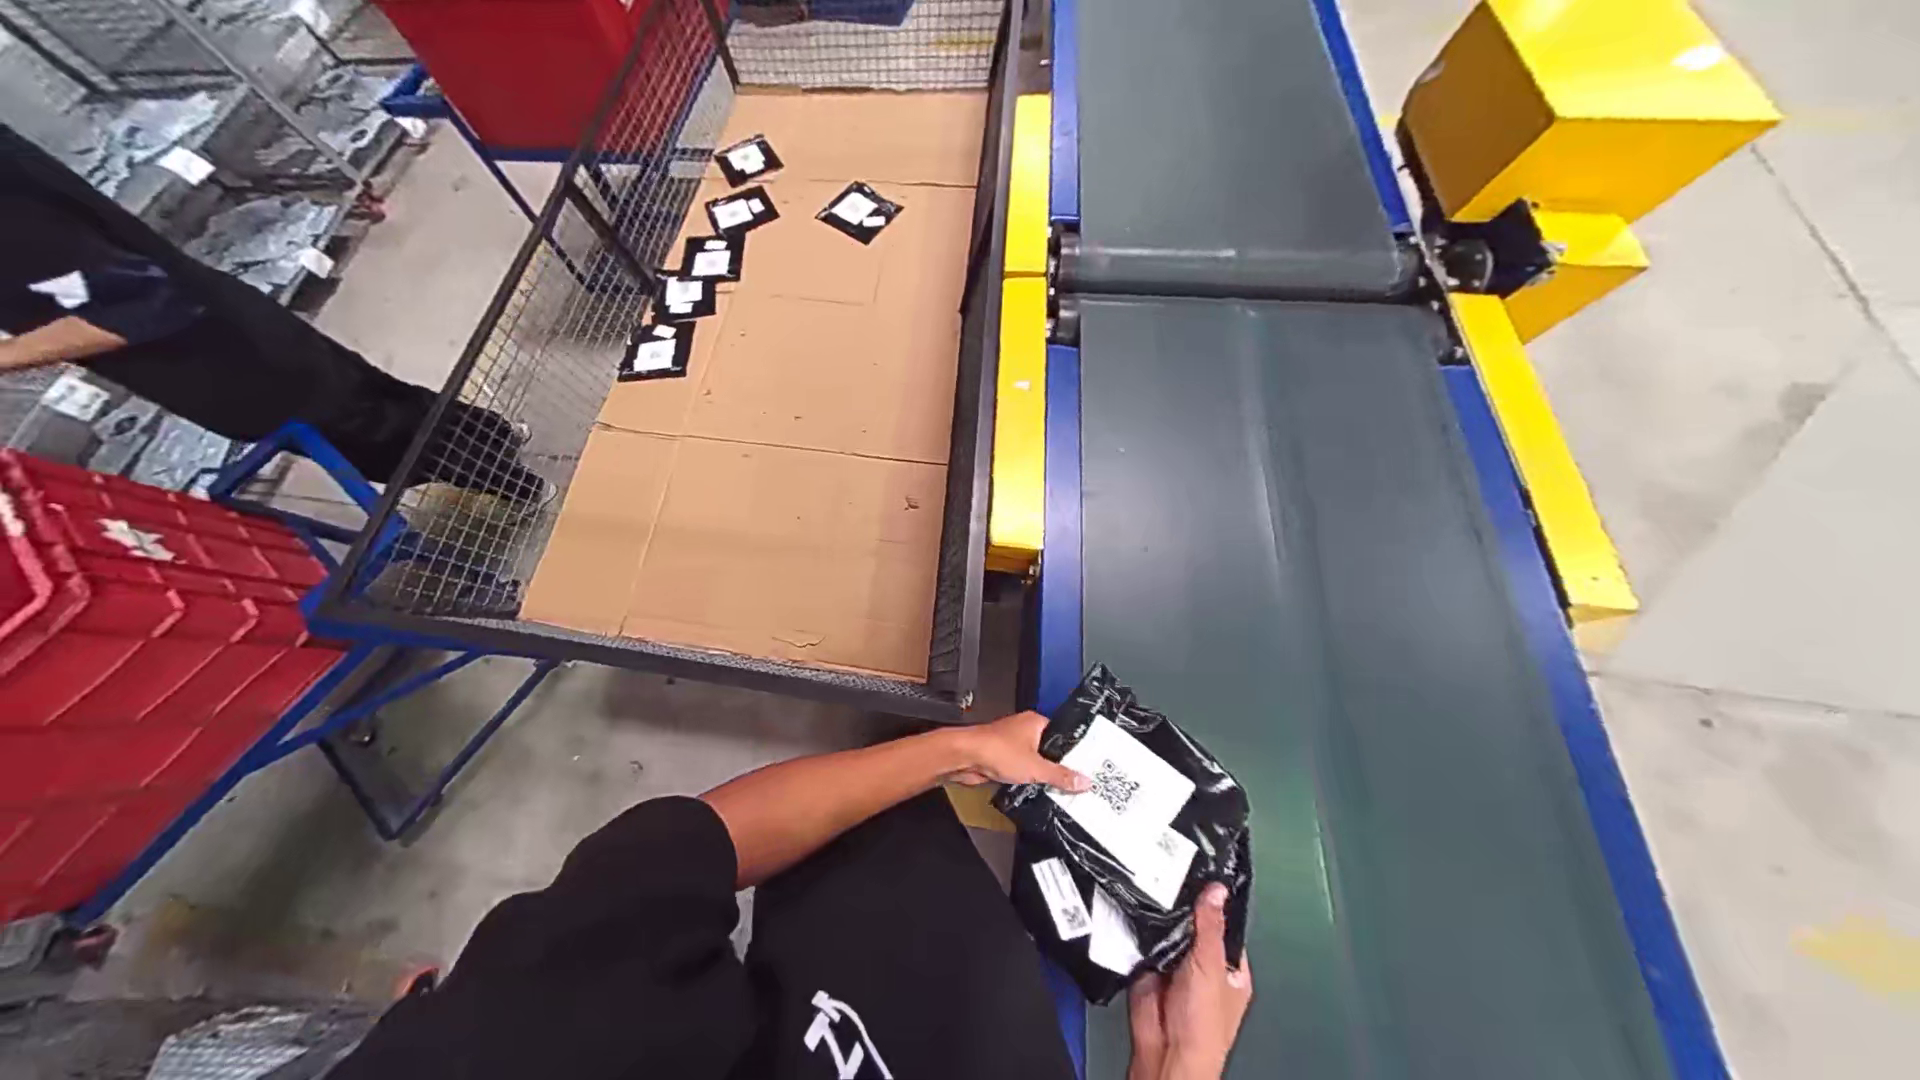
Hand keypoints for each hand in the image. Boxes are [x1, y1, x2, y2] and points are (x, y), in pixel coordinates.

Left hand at [943, 710, 1089, 791]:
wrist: (964, 757)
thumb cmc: (998, 751)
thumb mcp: (1036, 767)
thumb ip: (1061, 776)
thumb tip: (1084, 781)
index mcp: (1036, 722)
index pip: (1062, 735)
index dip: (1073, 752)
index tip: (1086, 768)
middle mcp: (1024, 729)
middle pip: (1048, 750)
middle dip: (1057, 767)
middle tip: (1075, 784)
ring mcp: (1011, 743)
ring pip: (1034, 761)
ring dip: (1040, 774)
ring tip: (1058, 790)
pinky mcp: (1001, 758)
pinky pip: (1021, 769)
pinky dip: (1027, 779)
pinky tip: (1035, 791)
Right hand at [1127, 883, 1252, 1079]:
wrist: (1164, 1050)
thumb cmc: (1202, 1022)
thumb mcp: (1211, 968)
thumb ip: (1210, 927)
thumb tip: (1217, 890)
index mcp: (1231, 970)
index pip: (1225, 926)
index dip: (1215, 902)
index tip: (1202, 872)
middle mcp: (1204, 966)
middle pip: (1194, 925)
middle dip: (1183, 906)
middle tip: (1171, 870)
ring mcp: (1177, 966)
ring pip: (1169, 930)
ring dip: (1161, 914)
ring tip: (1151, 881)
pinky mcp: (1151, 966)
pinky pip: (1147, 939)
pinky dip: (1142, 925)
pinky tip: (1137, 904)